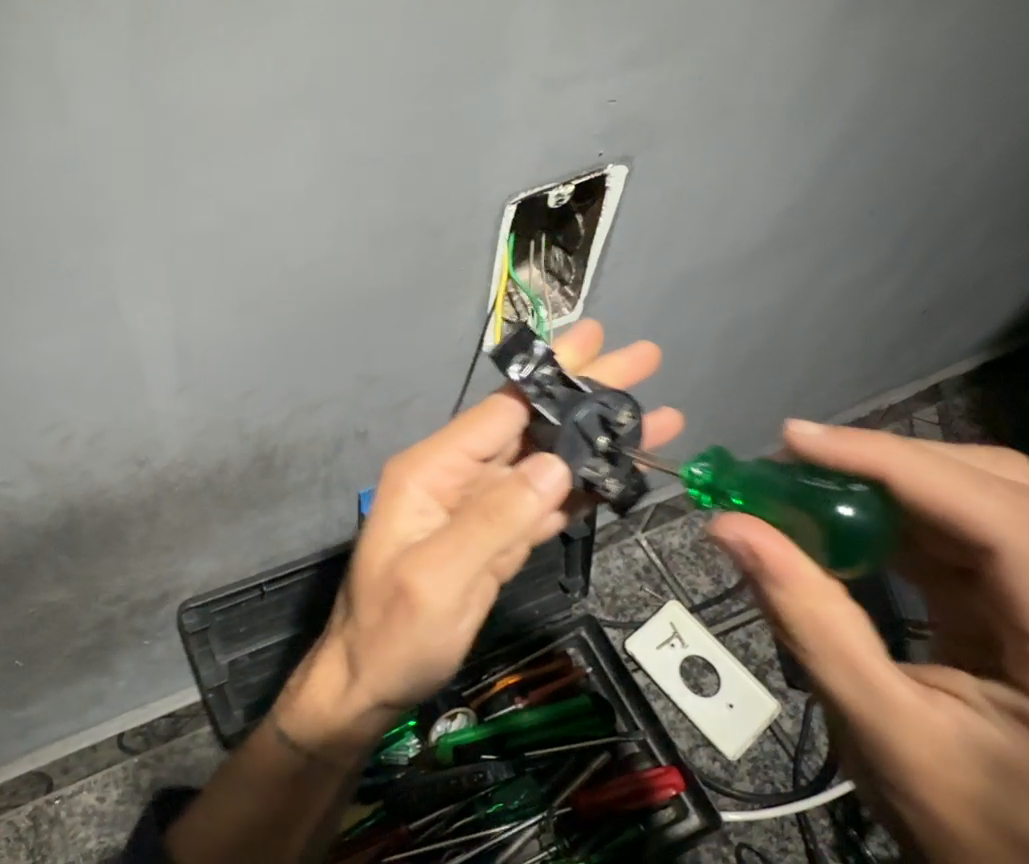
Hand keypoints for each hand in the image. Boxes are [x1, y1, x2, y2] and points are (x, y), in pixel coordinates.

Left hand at [273, 321, 683, 753]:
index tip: (601, 343)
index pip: (503, 411)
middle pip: (532, 426)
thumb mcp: (438, 578)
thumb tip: (556, 465)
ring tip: (658, 419)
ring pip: (546, 462)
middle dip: (587, 393)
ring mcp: (477, 509)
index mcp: (434, 471)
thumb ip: (495, 520)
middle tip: (645, 358)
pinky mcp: (493, 540)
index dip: (555, 377)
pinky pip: (544, 504)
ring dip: (599, 440)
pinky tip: (620, 474)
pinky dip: (584, 487)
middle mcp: (456, 478)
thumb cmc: (394, 633)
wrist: (371, 684)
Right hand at [710, 421, 1028, 863]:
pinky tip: (854, 521)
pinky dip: (914, 523)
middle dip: (894, 468)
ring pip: (1005, 506)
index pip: (1011, 524)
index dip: (896, 465)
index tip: (797, 441)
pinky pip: (995, 542)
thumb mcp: (883, 735)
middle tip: (793, 462)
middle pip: (1015, 498)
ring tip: (811, 487)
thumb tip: (728, 527)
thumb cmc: (974, 839)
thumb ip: (809, 621)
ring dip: (901, 488)